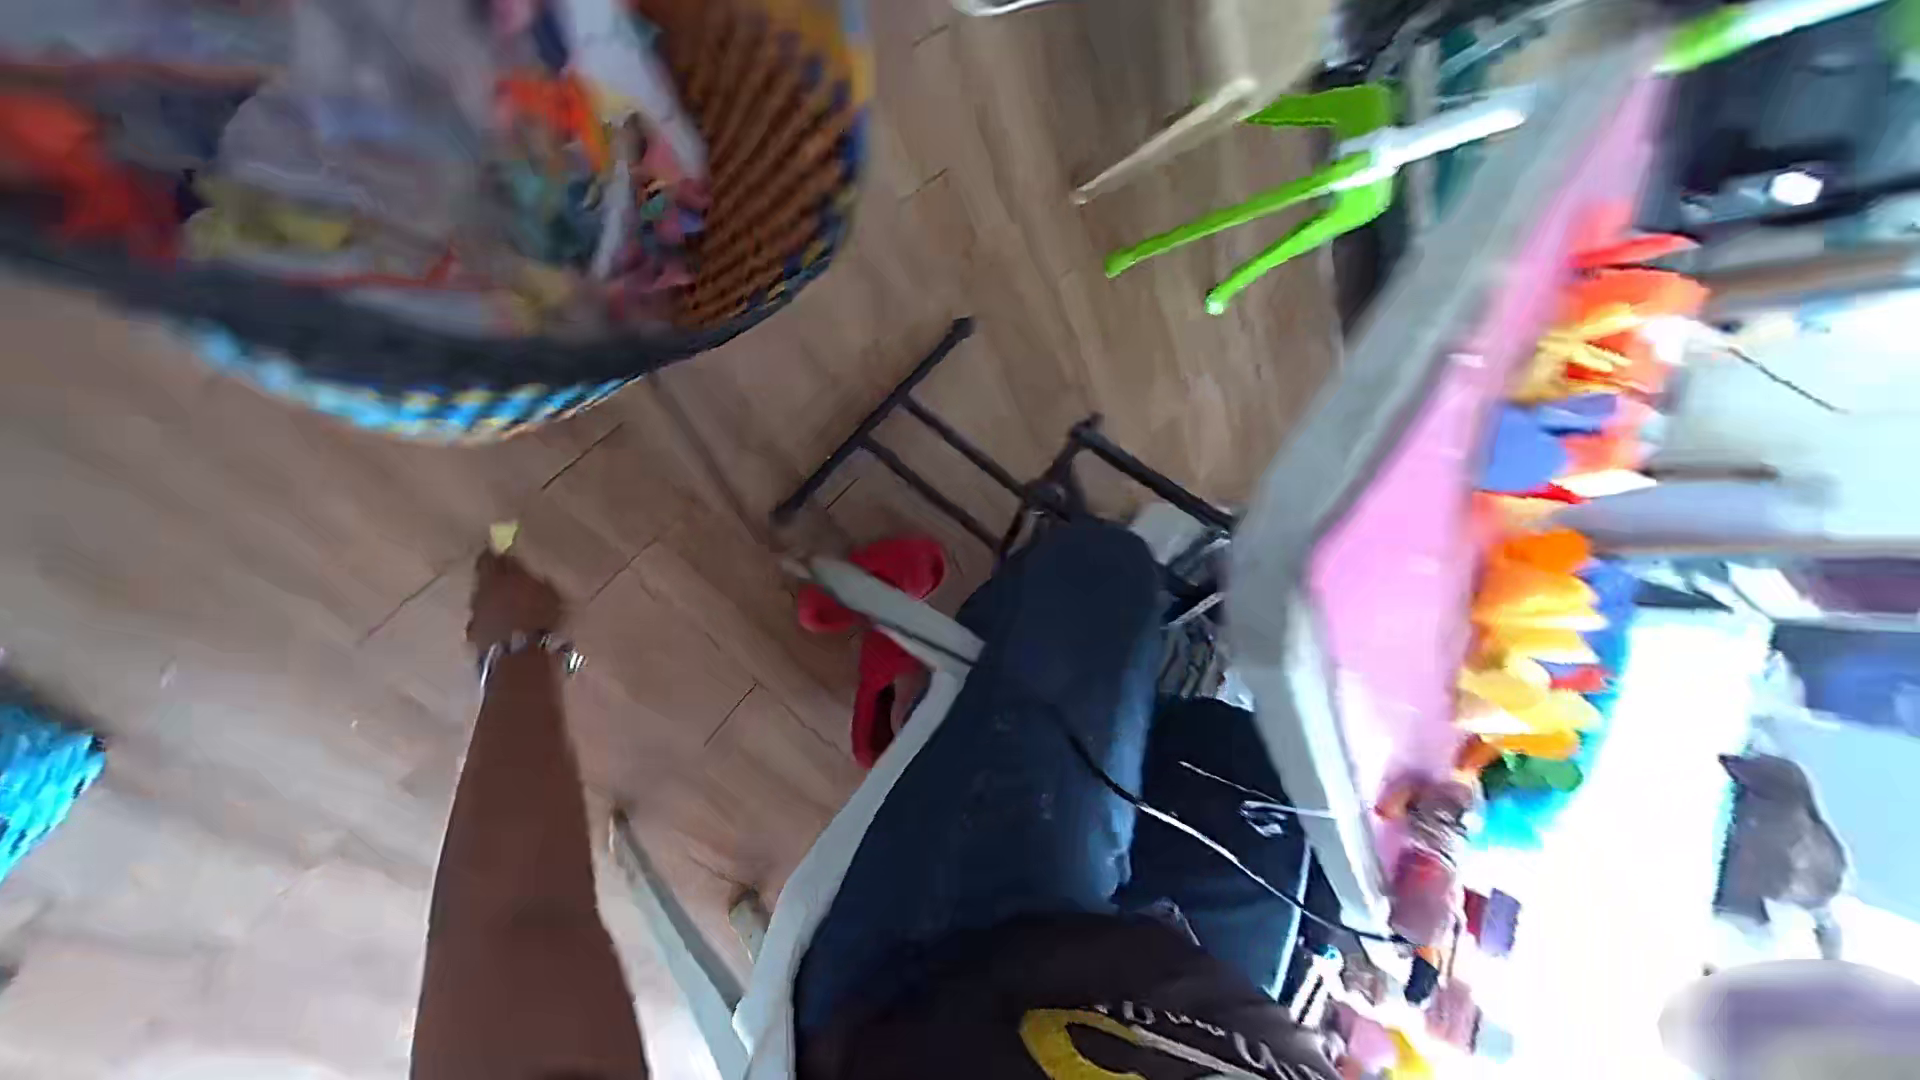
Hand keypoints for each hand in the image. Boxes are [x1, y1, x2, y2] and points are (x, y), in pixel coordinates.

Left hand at [467, 551, 564, 649]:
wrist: (520, 655)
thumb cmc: (541, 618)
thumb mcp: (550, 592)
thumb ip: (536, 579)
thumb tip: (528, 570)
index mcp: (498, 577)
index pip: (490, 557)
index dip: (496, 553)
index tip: (504, 550)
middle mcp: (480, 593)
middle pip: (484, 580)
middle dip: (497, 579)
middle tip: (513, 580)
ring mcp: (476, 616)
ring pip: (484, 602)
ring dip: (496, 602)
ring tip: (514, 606)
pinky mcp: (476, 636)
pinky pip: (486, 622)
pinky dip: (496, 621)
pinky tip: (510, 626)